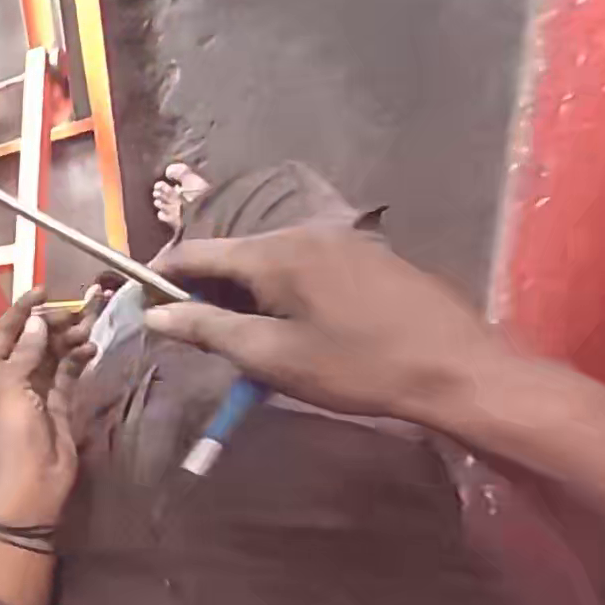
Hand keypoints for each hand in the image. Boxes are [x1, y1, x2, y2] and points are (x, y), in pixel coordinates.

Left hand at [0, 287, 99, 525]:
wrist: (33, 480)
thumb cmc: (14, 431)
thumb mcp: (12, 387)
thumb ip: (26, 352)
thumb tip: (37, 320)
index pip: (6, 330)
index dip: (23, 308)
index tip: (45, 288)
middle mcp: (13, 375)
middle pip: (33, 339)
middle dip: (53, 322)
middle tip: (79, 309)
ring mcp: (36, 388)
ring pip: (53, 353)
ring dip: (69, 338)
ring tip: (90, 325)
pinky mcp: (58, 401)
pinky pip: (68, 372)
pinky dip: (78, 359)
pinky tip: (91, 349)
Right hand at [143, 226, 514, 426]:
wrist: (462, 371)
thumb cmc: (355, 366)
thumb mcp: (268, 354)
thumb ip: (204, 328)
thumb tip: (154, 314)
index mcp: (273, 253)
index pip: (194, 252)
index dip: (160, 275)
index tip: (142, 302)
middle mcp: (301, 233)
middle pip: (228, 254)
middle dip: (201, 289)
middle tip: (192, 332)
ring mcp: (337, 240)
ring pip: (262, 260)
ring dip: (237, 291)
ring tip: (238, 334)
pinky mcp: (362, 255)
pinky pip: (296, 264)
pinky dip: (272, 289)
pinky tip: (284, 322)